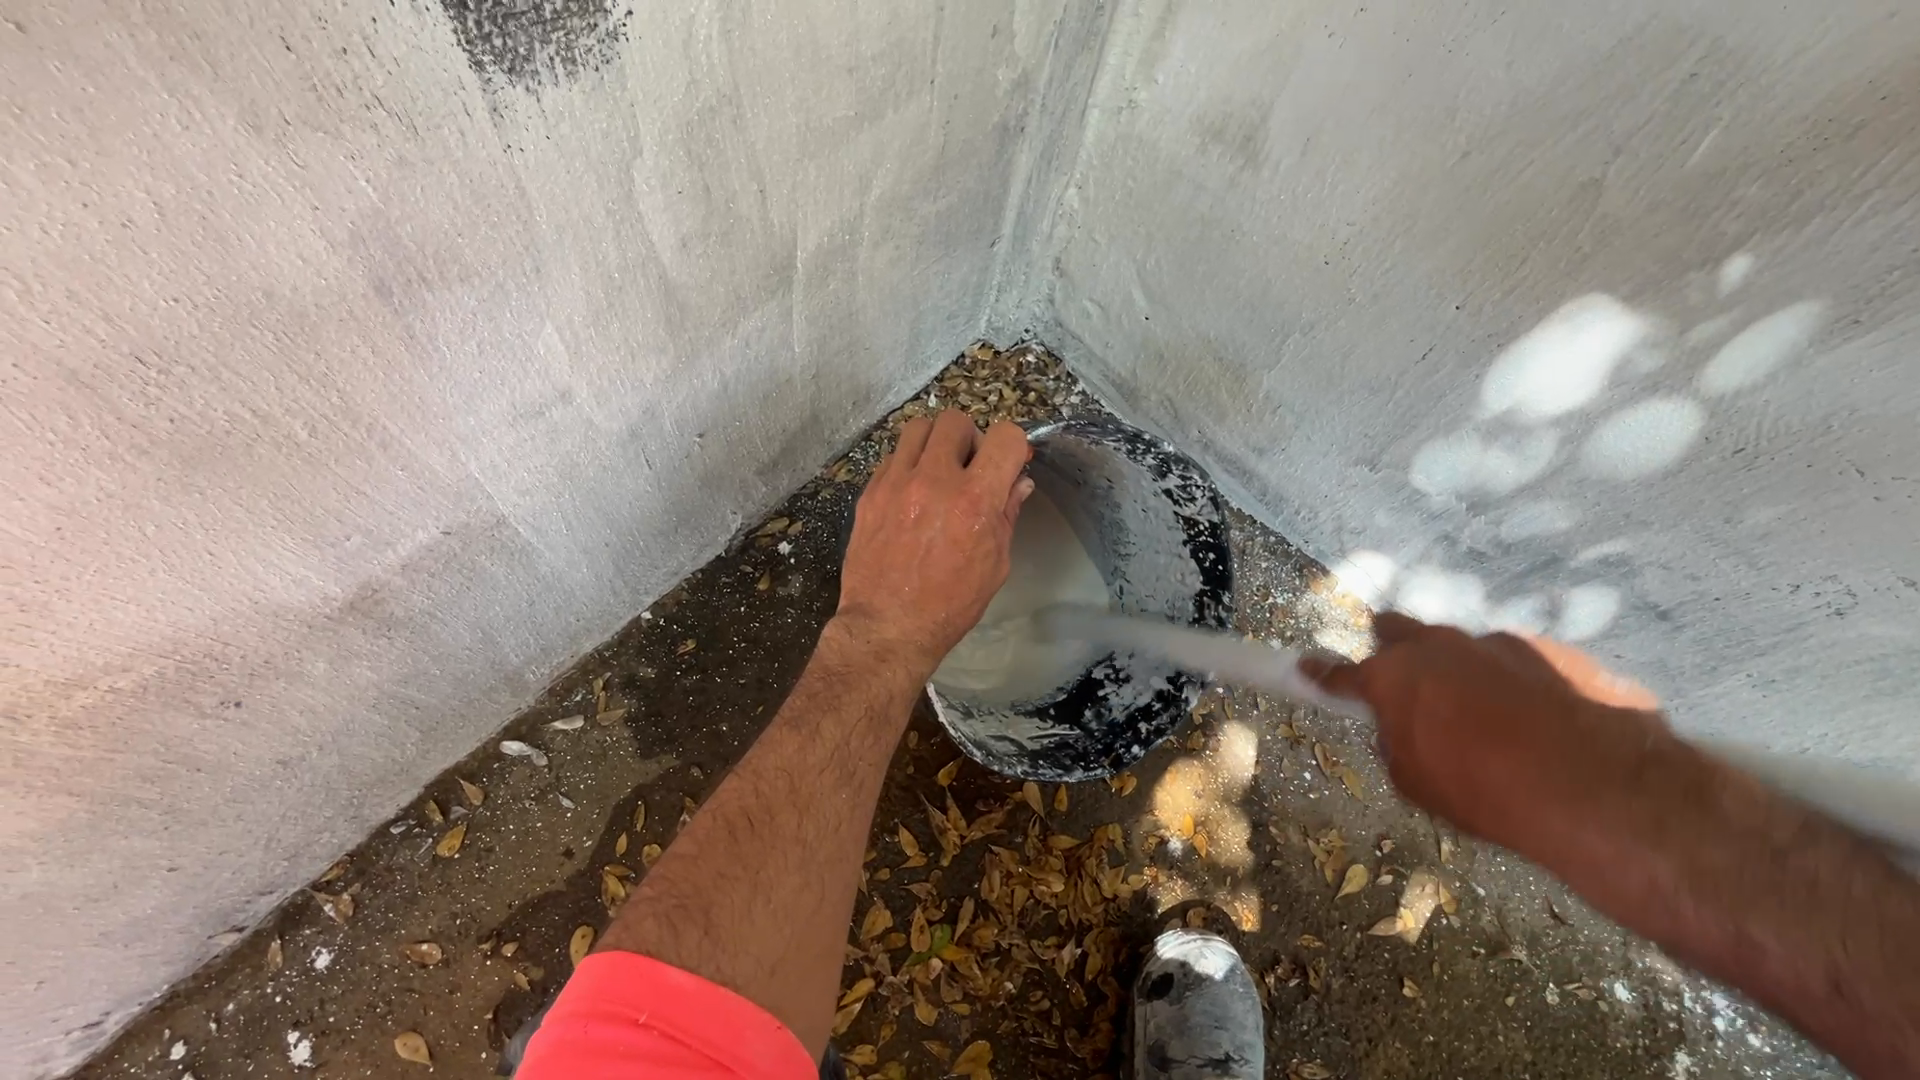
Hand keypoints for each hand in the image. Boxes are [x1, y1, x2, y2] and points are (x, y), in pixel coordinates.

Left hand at [835, 410, 1033, 678]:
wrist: (888, 627)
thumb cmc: (950, 604)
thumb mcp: (995, 564)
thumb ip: (1006, 515)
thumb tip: (1018, 483)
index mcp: (974, 500)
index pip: (1005, 437)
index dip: (1014, 447)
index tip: (1009, 464)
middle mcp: (934, 481)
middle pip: (956, 421)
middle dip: (970, 439)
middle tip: (969, 468)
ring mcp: (896, 483)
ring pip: (918, 427)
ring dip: (934, 443)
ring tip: (936, 472)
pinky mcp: (869, 493)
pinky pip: (892, 457)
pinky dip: (907, 466)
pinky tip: (911, 494)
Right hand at [1301, 613, 1675, 859]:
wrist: (1597, 790)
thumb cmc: (1483, 791)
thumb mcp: (1414, 782)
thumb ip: (1395, 743)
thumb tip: (1401, 727)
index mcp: (1394, 676)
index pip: (1340, 673)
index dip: (1320, 674)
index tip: (1304, 666)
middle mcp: (1440, 646)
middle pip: (1398, 629)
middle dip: (1392, 646)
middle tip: (1403, 677)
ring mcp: (1501, 643)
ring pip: (1464, 648)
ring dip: (1463, 671)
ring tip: (1490, 717)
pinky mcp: (1558, 653)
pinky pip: (1524, 665)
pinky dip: (1520, 686)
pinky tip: (1543, 724)